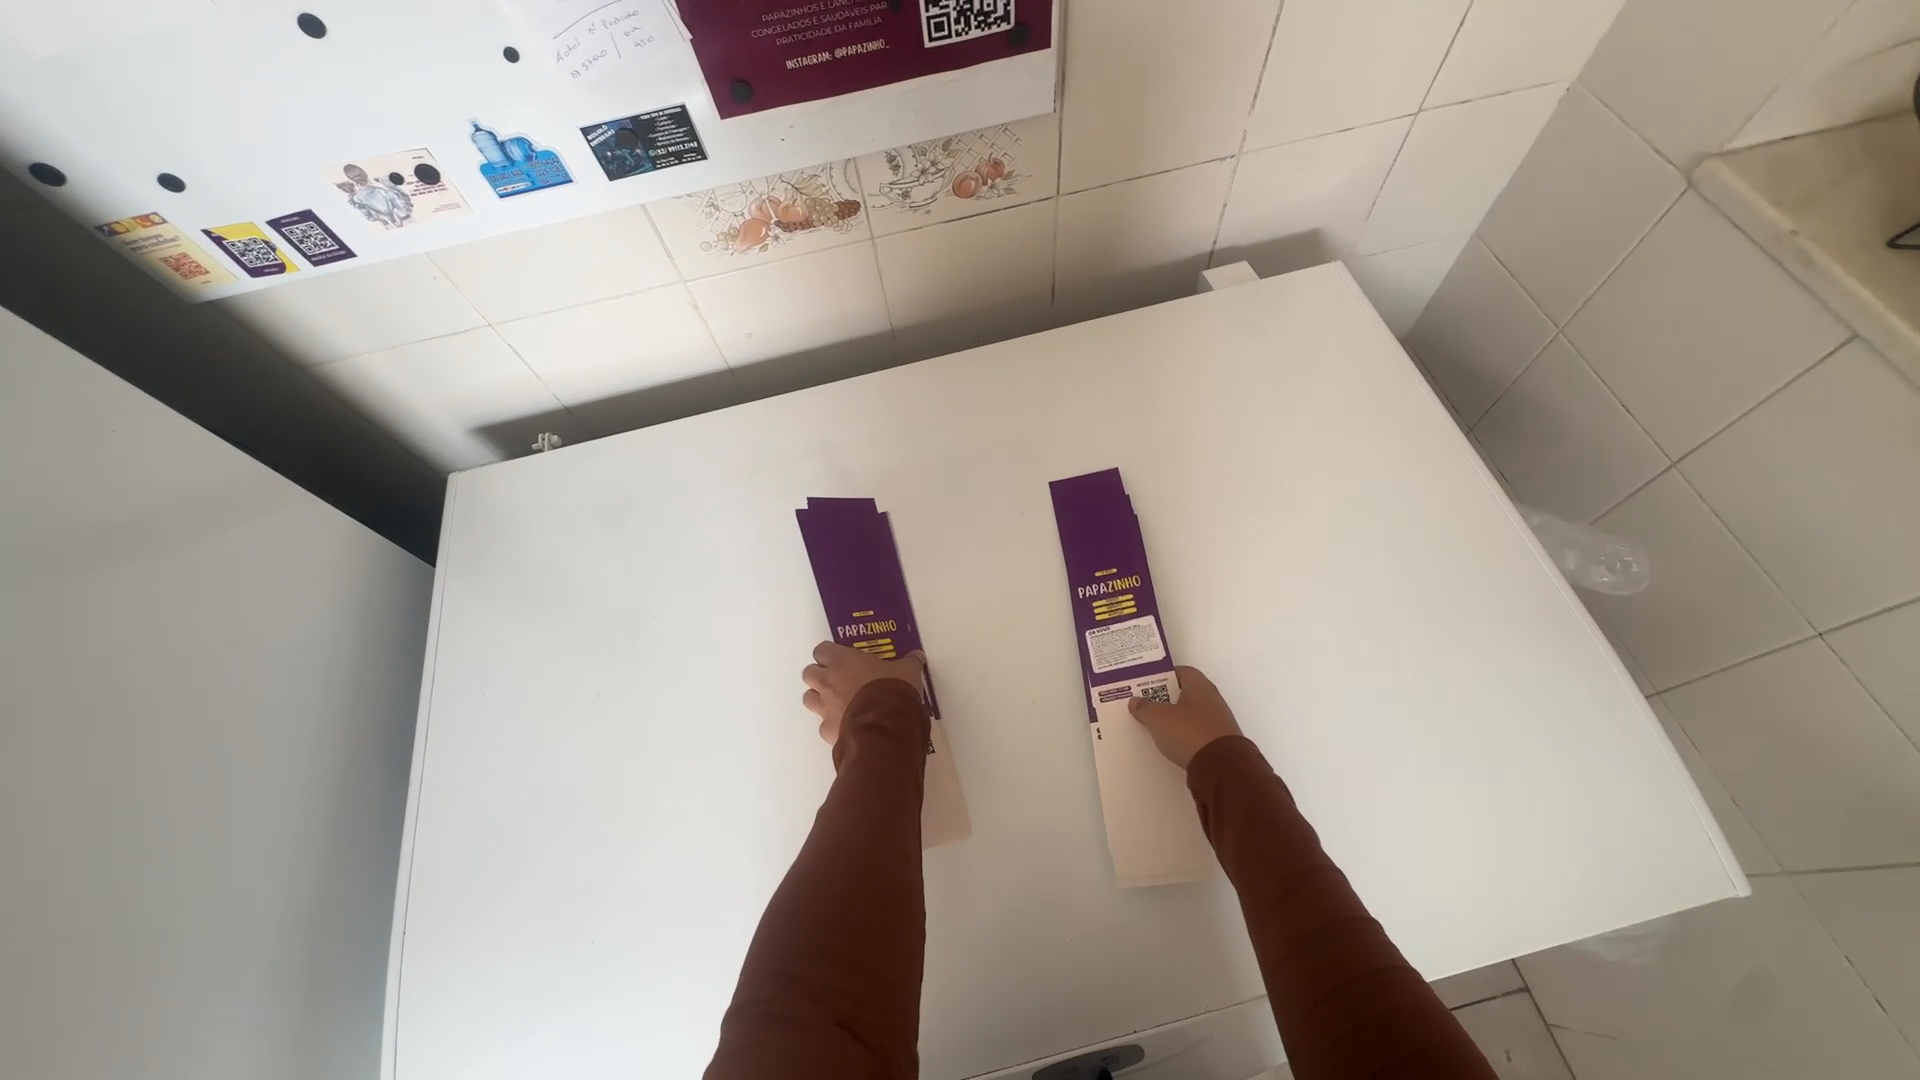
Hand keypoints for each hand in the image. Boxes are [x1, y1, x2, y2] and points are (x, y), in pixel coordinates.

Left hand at [802, 642, 925, 746]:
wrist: (886, 726)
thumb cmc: (893, 690)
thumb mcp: (907, 671)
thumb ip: (909, 662)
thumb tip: (916, 656)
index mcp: (843, 661)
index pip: (821, 650)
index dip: (829, 655)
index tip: (841, 659)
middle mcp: (828, 682)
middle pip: (809, 673)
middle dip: (819, 676)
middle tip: (838, 680)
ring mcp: (825, 707)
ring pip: (809, 698)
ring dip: (819, 699)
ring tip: (838, 704)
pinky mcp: (827, 731)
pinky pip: (824, 726)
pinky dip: (832, 726)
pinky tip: (848, 727)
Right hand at [1127, 666, 1242, 769]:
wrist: (1221, 767)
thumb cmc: (1188, 732)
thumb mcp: (1158, 719)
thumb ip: (1144, 708)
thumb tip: (1135, 701)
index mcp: (1200, 686)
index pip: (1182, 671)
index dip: (1164, 675)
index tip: (1148, 683)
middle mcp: (1212, 699)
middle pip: (1186, 692)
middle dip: (1167, 697)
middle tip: (1147, 703)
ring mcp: (1219, 720)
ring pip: (1192, 713)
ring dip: (1176, 716)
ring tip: (1155, 724)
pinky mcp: (1220, 741)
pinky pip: (1197, 730)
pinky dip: (1185, 732)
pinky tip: (1172, 741)